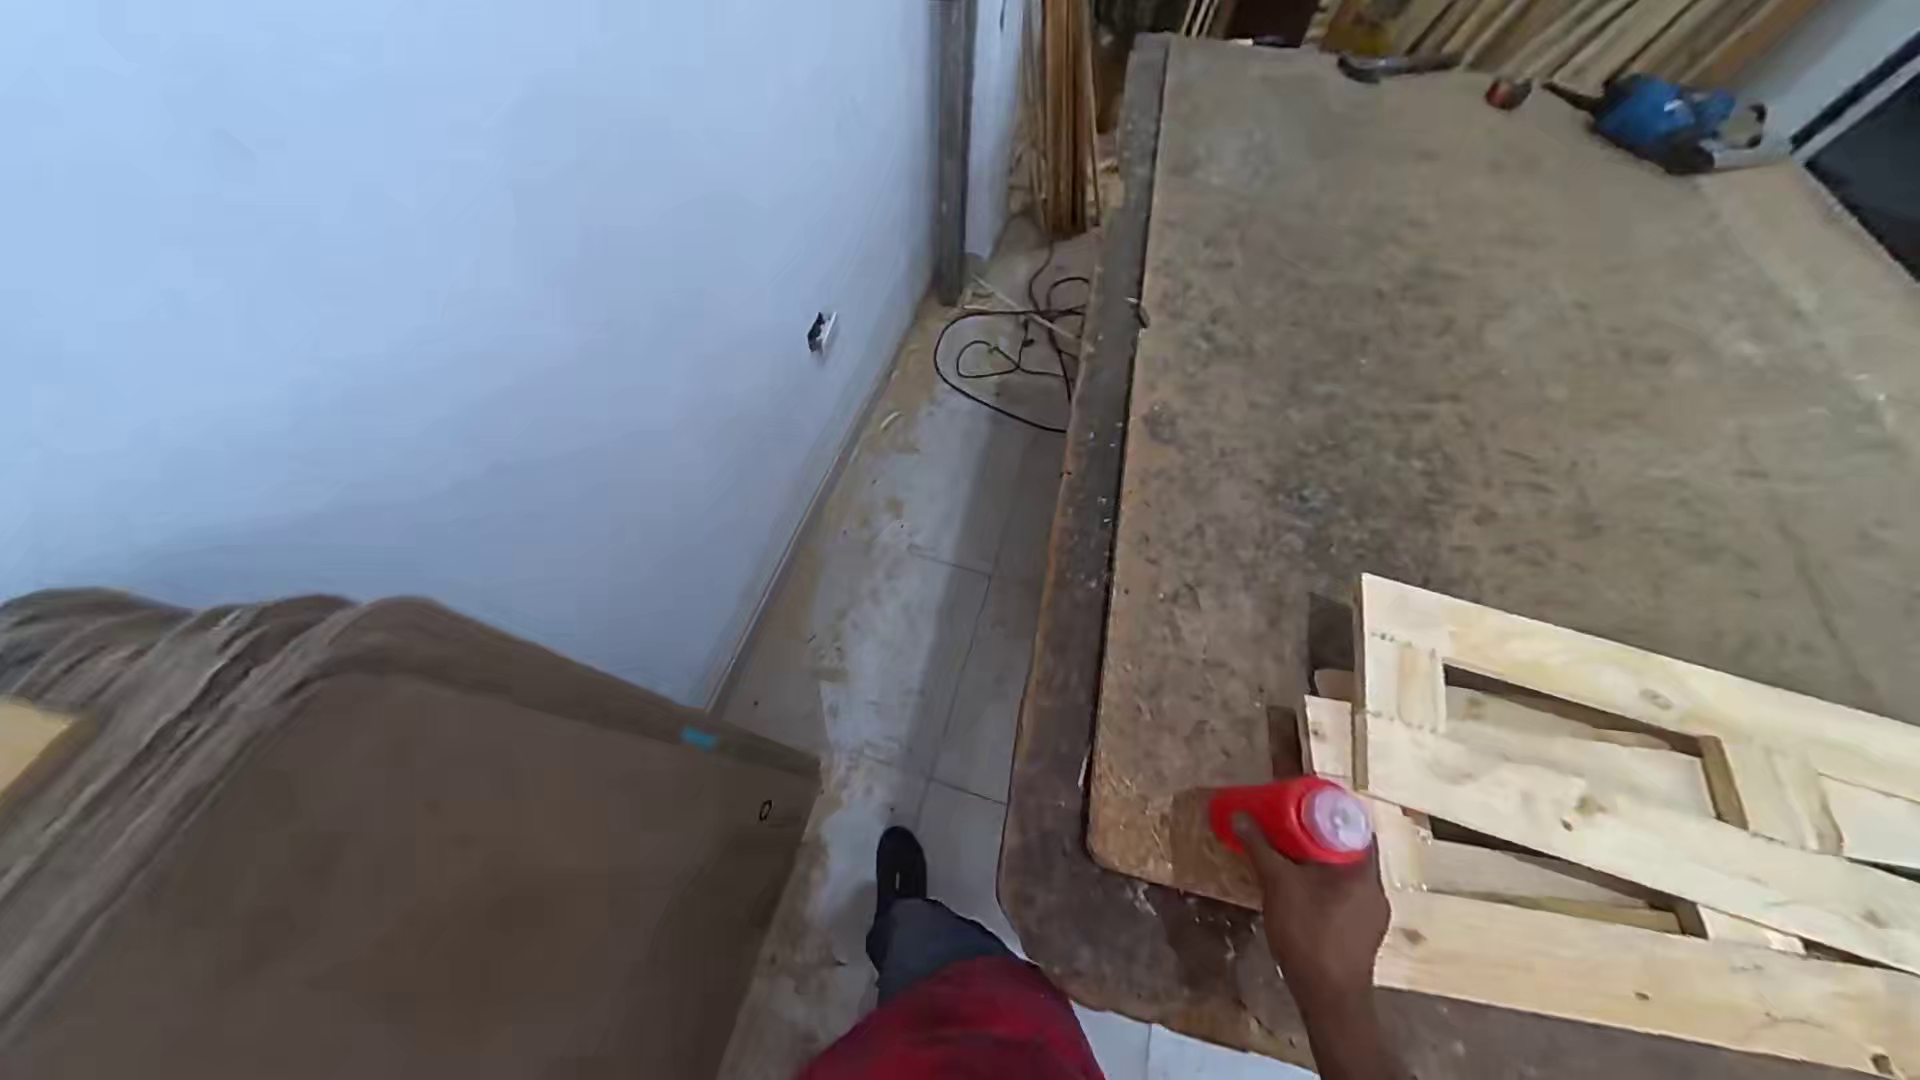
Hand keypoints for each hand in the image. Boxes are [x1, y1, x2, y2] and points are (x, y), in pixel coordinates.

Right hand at [1232, 812, 1388, 998]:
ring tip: (1289, 852)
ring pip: (1345, 872)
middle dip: (1318, 834)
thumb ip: (1259, 846)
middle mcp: (1375, 889)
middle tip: (1289, 823)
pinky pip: (1344, 892)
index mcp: (1363, 871)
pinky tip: (1299, 886)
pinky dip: (1323, 882)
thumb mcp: (1277, 882)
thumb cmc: (1308, 931)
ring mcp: (1372, 913)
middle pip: (1349, 848)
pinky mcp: (1363, 931)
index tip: (1303, 803)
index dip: (1330, 810)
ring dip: (1319, 860)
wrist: (1328, 997)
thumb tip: (1239, 815)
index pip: (1356, 826)